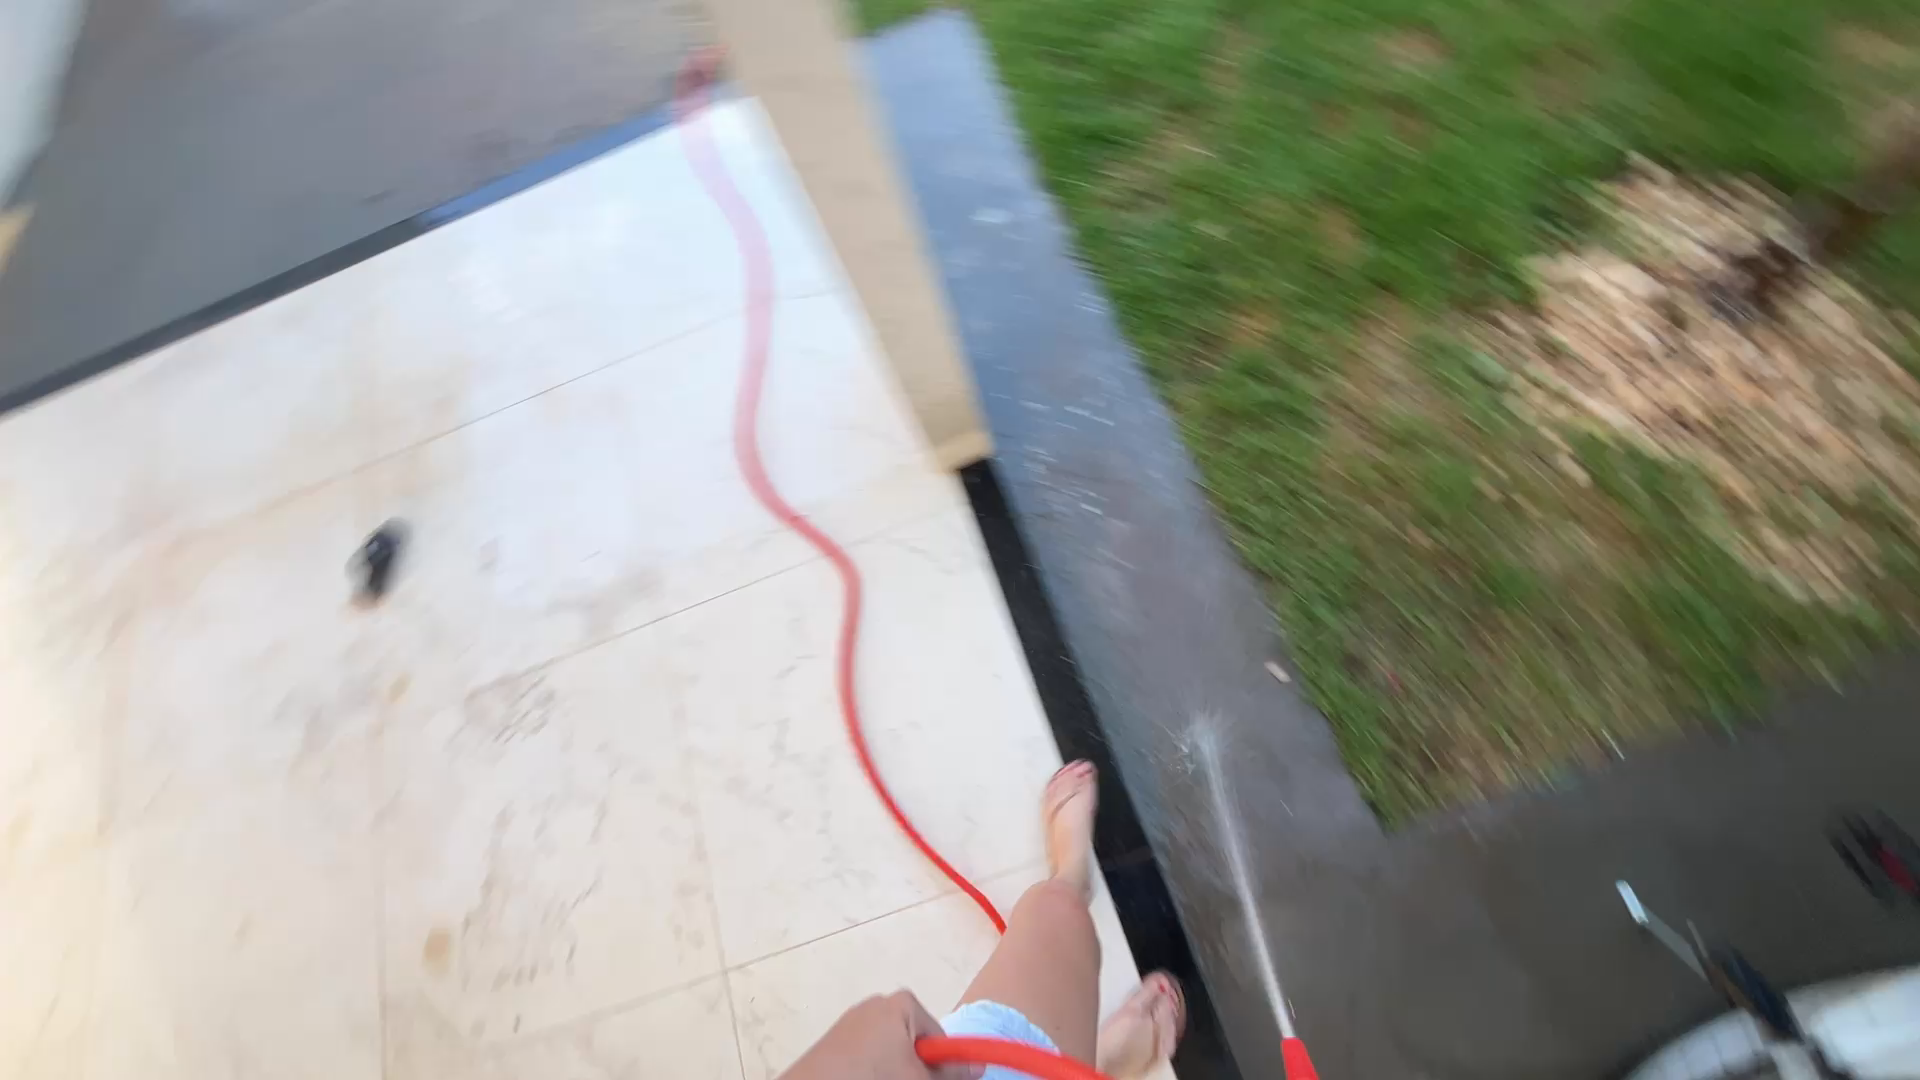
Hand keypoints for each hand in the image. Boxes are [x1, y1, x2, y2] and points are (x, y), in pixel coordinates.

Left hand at [777, 990, 982, 1079]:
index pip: (939, 1038)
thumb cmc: (872, 1078)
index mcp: (902, 1003)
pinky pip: (867, 1060)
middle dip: (914, 1072)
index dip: (940, 1068)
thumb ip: (951, 1075)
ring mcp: (854, 1023)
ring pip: (889, 1057)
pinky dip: (870, 1074)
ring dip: (893, 1074)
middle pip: (914, 1047)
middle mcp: (879, 1004)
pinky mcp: (835, 1044)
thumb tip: (981, 1069)